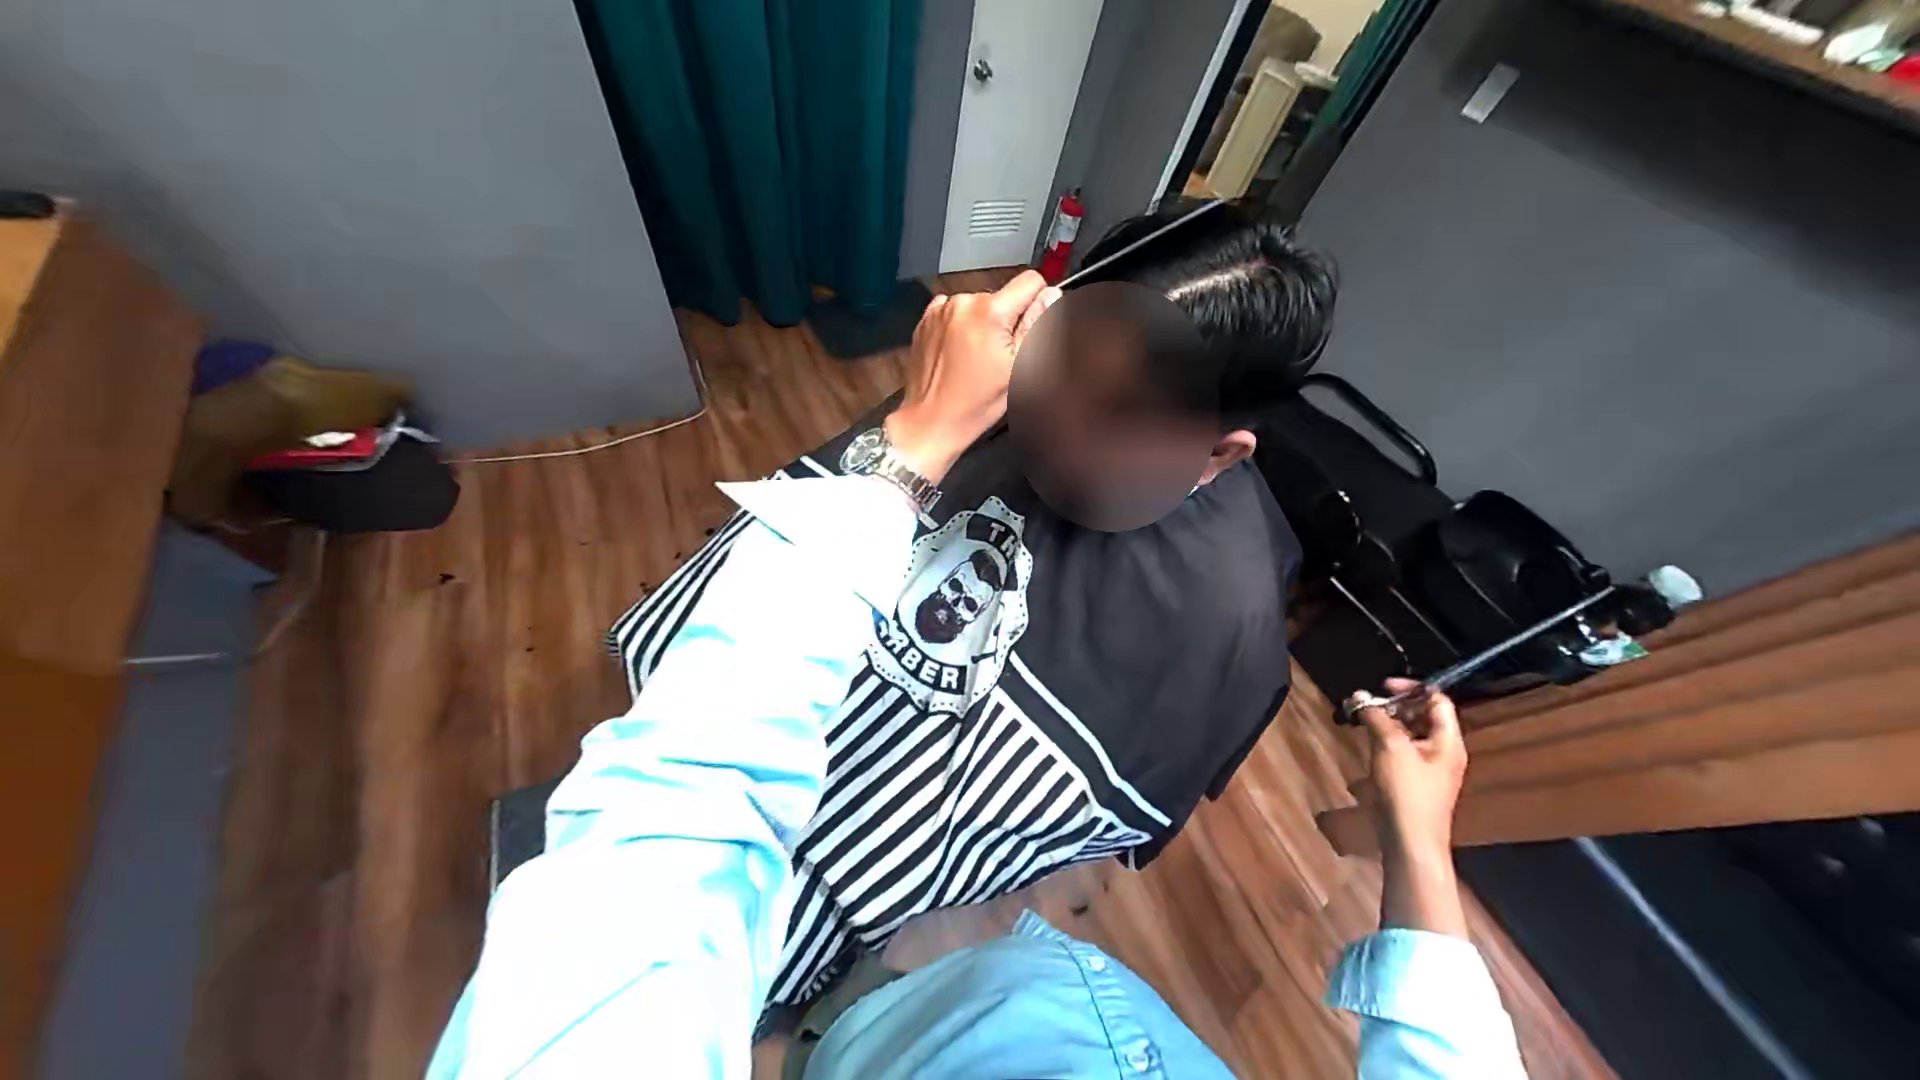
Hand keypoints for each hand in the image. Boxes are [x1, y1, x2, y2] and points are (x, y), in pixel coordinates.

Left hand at [886, 270, 1059, 483]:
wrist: (932, 421)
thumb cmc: (974, 403)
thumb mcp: (1019, 369)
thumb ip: (1039, 326)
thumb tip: (1052, 295)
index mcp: (990, 311)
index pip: (1030, 281)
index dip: (1036, 304)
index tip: (1028, 330)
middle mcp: (963, 302)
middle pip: (1002, 296)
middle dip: (1006, 321)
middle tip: (998, 357)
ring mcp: (941, 310)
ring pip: (978, 305)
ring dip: (982, 325)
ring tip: (976, 359)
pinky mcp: (926, 320)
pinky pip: (955, 313)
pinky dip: (960, 329)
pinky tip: (960, 355)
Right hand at [1351, 679, 1469, 937]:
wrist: (1409, 839)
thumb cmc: (1406, 790)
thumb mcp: (1390, 746)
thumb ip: (1376, 717)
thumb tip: (1361, 697)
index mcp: (1448, 741)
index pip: (1438, 701)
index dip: (1413, 688)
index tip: (1384, 685)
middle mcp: (1443, 752)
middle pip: (1423, 717)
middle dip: (1395, 705)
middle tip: (1368, 703)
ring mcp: (1430, 768)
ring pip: (1410, 734)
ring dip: (1387, 722)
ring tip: (1363, 719)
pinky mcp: (1414, 781)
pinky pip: (1402, 750)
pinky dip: (1385, 740)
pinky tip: (1367, 743)